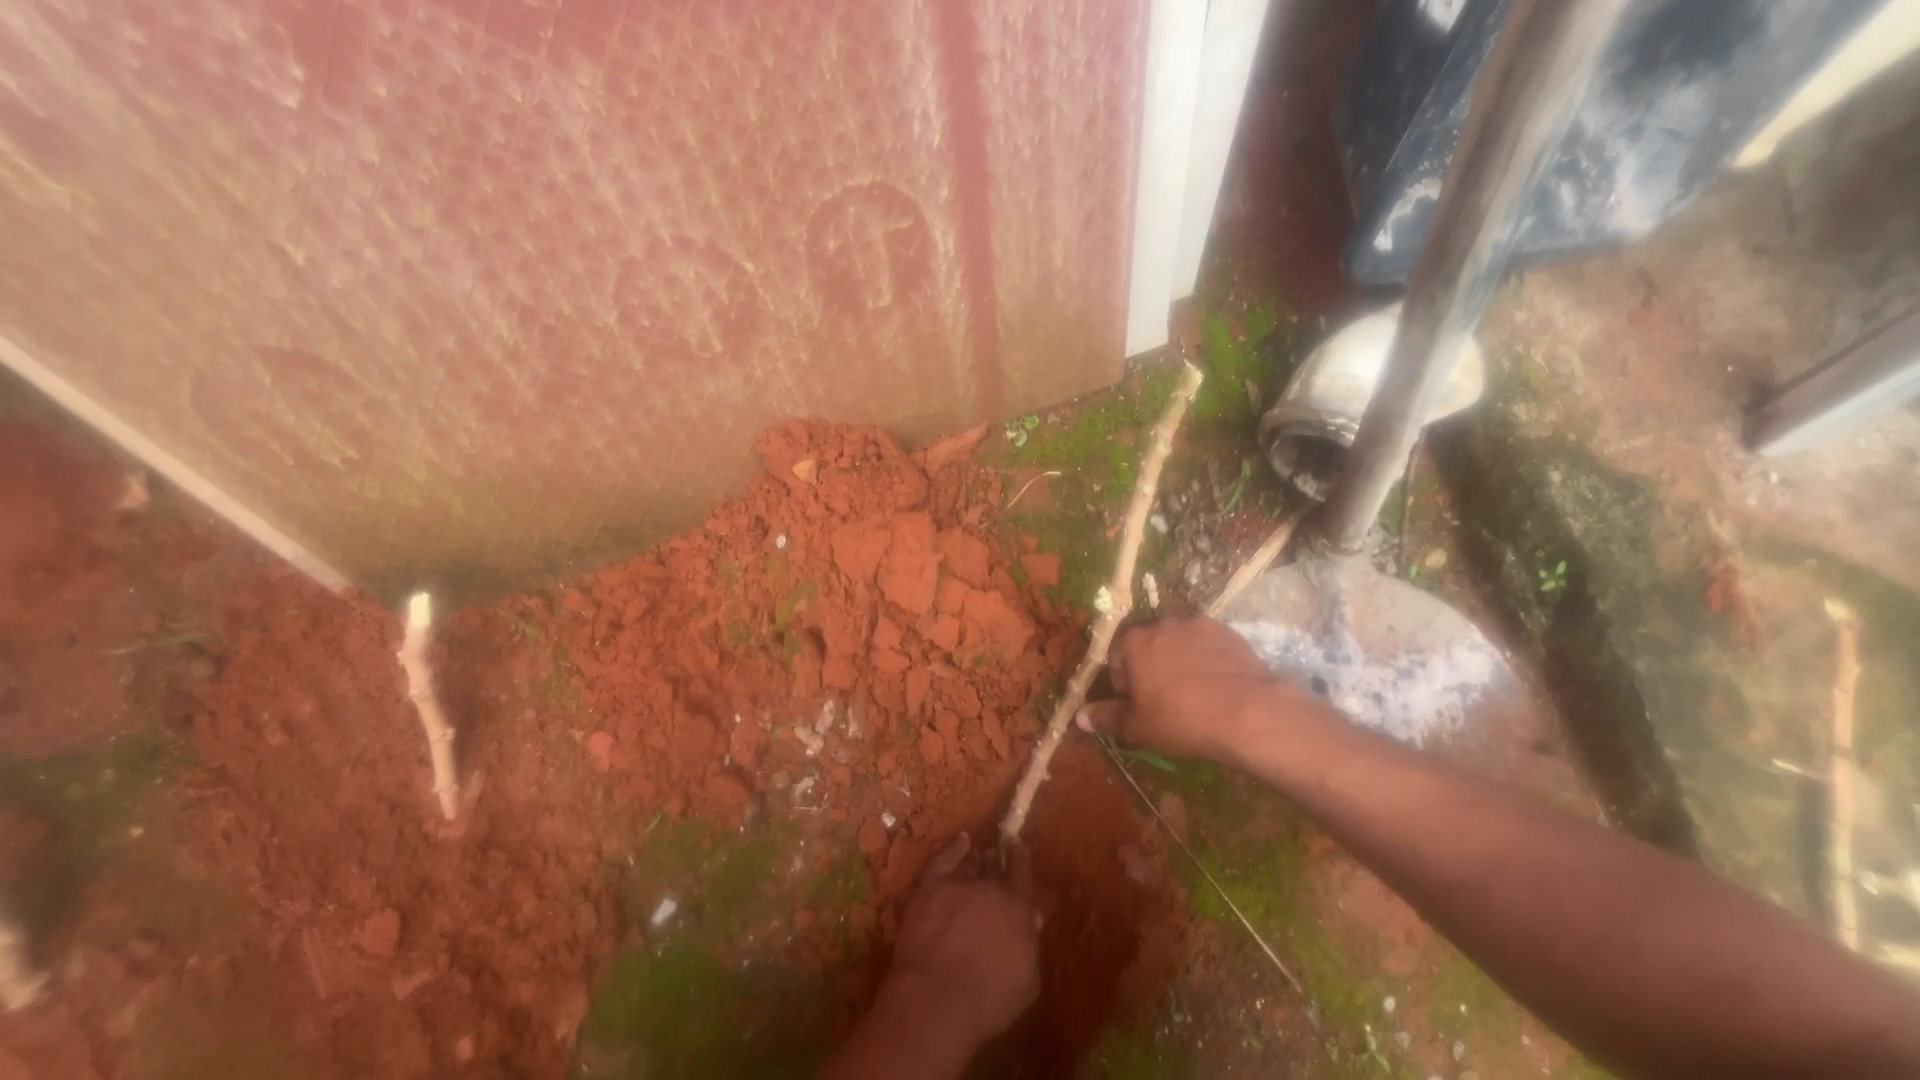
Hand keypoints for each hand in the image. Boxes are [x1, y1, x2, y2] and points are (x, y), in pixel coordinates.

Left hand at [879, 834, 1040, 1046]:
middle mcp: (991, 889)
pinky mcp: (929, 889)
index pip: (1022, 873)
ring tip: (978, 854)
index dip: (1020, 858)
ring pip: (971, 863)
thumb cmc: (988, 1001)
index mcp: (1018, 908)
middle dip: (998, 858)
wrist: (937, 999)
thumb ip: (1031, 945)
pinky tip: (960, 841)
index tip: (1018, 848)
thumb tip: (1033, 918)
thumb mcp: (1027, 981)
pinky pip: (943, 860)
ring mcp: (958, 886)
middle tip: (997, 853)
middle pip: (996, 865)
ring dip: (976, 858)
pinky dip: (954, 848)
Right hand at [1076, 616, 1319, 764]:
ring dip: (1179, 663)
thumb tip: (1079, 717)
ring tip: (1194, 695)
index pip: (1116, 656)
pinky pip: (1208, 646)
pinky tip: (1217, 688)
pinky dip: (1207, 661)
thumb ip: (1106, 716)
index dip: (1123, 683)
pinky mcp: (1229, 633)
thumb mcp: (1137, 726)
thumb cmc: (1180, 718)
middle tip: (1164, 702)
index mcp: (1135, 641)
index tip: (1138, 705)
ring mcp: (1199, 625)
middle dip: (1151, 668)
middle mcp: (1164, 623)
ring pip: (1179, 644)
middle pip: (1148, 645)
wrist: (1246, 712)